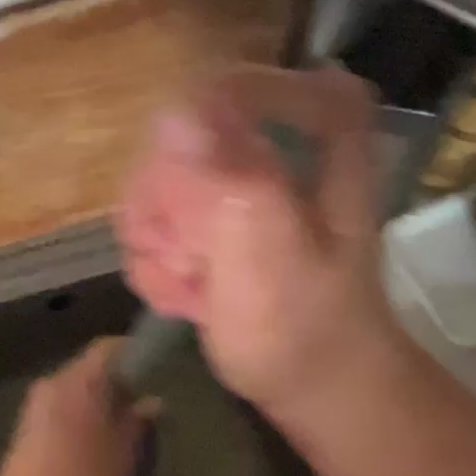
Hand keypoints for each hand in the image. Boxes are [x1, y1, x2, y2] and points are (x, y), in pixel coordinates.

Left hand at [0, 337, 156, 475]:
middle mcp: (49, 386)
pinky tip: (102, 440)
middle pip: (90, 369)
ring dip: (101, 401)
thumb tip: (153, 400)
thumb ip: (136, 422)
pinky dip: (82, 417)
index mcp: (74, 382)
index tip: (160, 369)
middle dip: (120, 381)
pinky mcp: (26, 432)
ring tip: (130, 424)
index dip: (135, 353)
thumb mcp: (120, 456)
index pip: (108, 348)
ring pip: (75, 391)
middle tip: (150, 401)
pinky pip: (61, 411)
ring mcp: (33, 409)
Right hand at [118, 66, 403, 418]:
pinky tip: (185, 300)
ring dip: (157, 247)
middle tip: (189, 258)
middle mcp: (276, 146)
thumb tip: (171, 114)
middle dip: (164, 209)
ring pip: (156, 188)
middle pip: (178, 140)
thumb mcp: (266, 250)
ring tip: (191, 286)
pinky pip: (158, 228)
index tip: (181, 187)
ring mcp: (241, 191)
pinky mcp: (217, 230)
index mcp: (319, 129)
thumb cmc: (302, 327)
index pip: (229, 84)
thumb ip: (225, 177)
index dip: (194, 130)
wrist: (316, 390)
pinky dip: (161, 270)